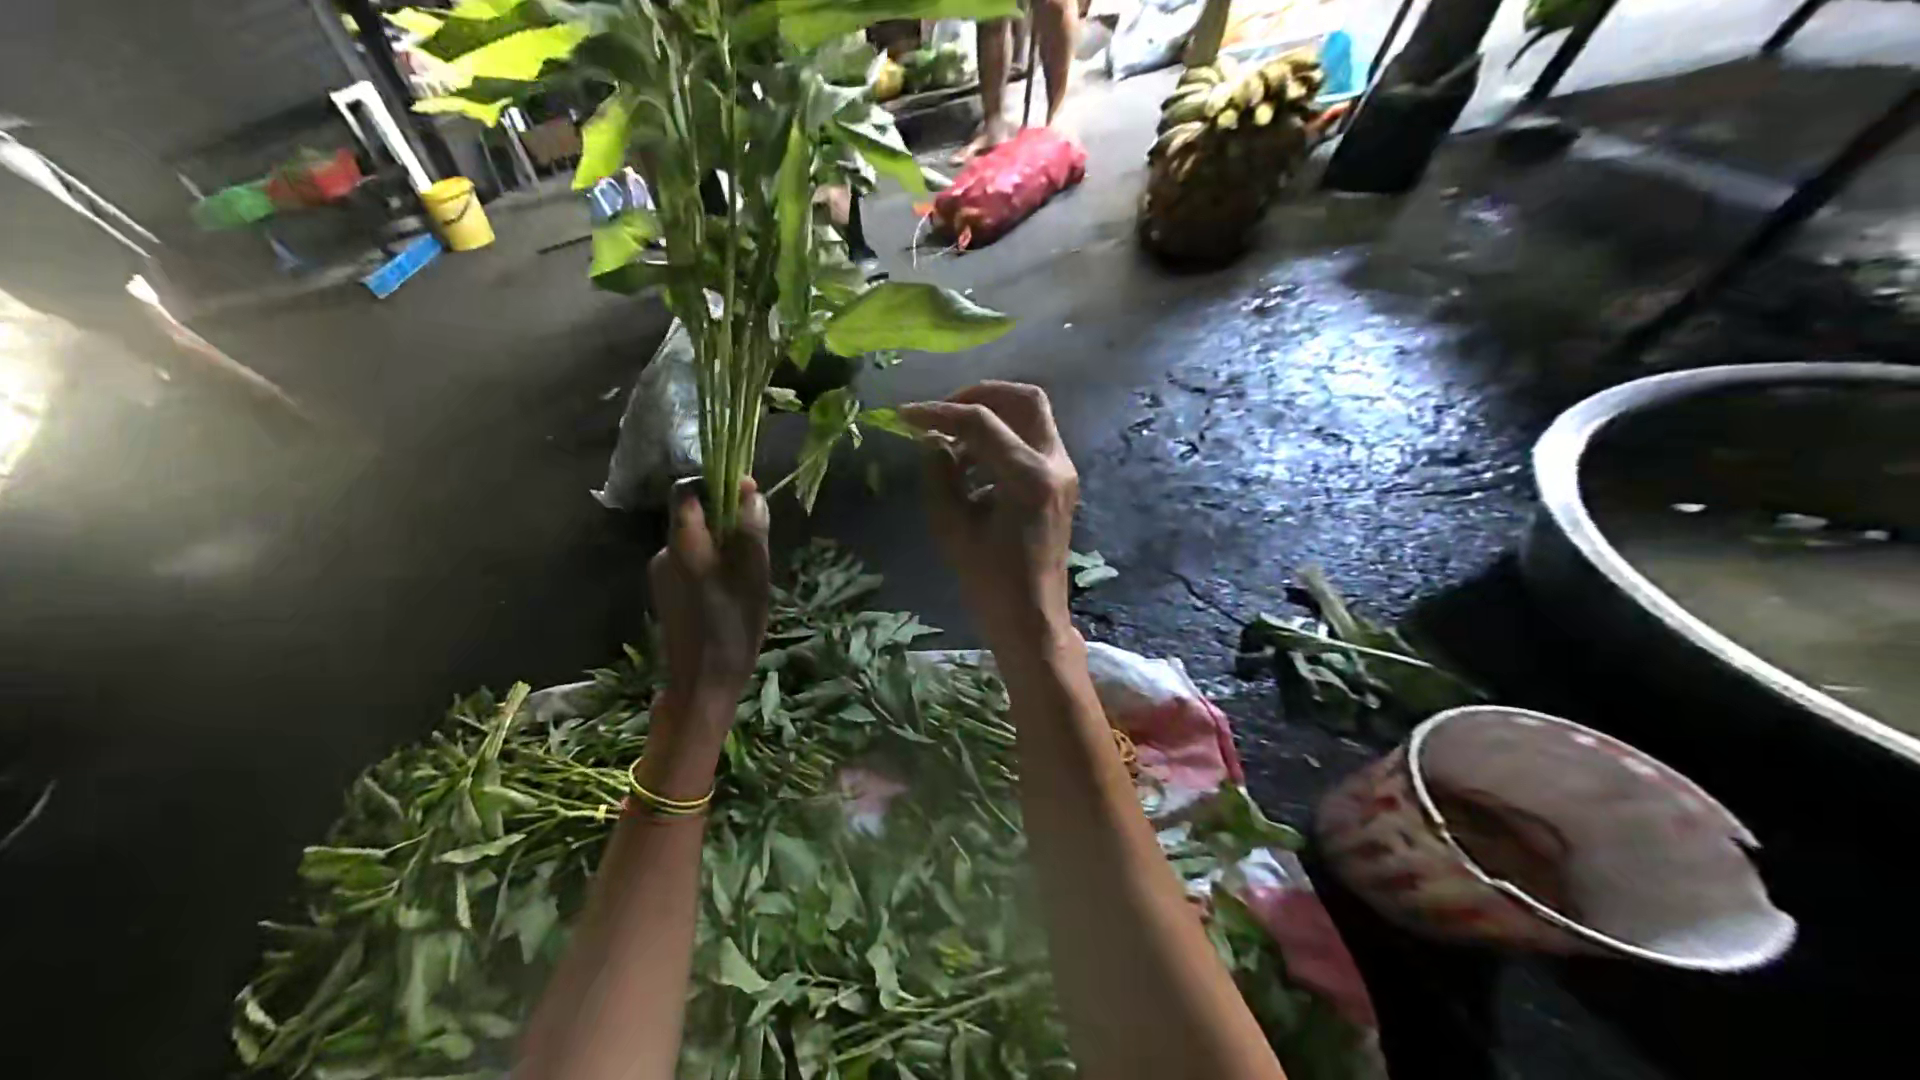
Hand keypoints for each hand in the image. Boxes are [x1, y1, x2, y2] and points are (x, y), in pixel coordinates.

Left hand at [649, 477, 770, 734]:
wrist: (702, 684)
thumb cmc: (732, 628)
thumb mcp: (753, 576)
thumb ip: (750, 529)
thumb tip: (748, 489)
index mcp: (682, 544)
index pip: (687, 491)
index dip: (714, 485)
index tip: (744, 496)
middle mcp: (664, 552)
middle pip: (695, 519)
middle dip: (726, 524)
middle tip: (756, 551)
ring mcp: (660, 575)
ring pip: (696, 544)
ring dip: (722, 549)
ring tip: (748, 579)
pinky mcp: (664, 594)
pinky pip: (691, 565)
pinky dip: (712, 568)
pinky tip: (730, 595)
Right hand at [901, 382, 1078, 650]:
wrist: (1031, 618)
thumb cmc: (989, 581)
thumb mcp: (953, 527)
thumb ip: (940, 474)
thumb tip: (932, 437)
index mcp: (1028, 478)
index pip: (981, 423)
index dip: (939, 412)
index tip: (906, 414)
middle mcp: (1055, 465)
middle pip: (1025, 400)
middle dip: (981, 395)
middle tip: (944, 411)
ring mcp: (1064, 472)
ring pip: (1033, 417)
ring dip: (993, 418)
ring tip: (954, 444)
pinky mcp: (1061, 483)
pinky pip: (1034, 441)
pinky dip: (1005, 439)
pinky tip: (974, 466)